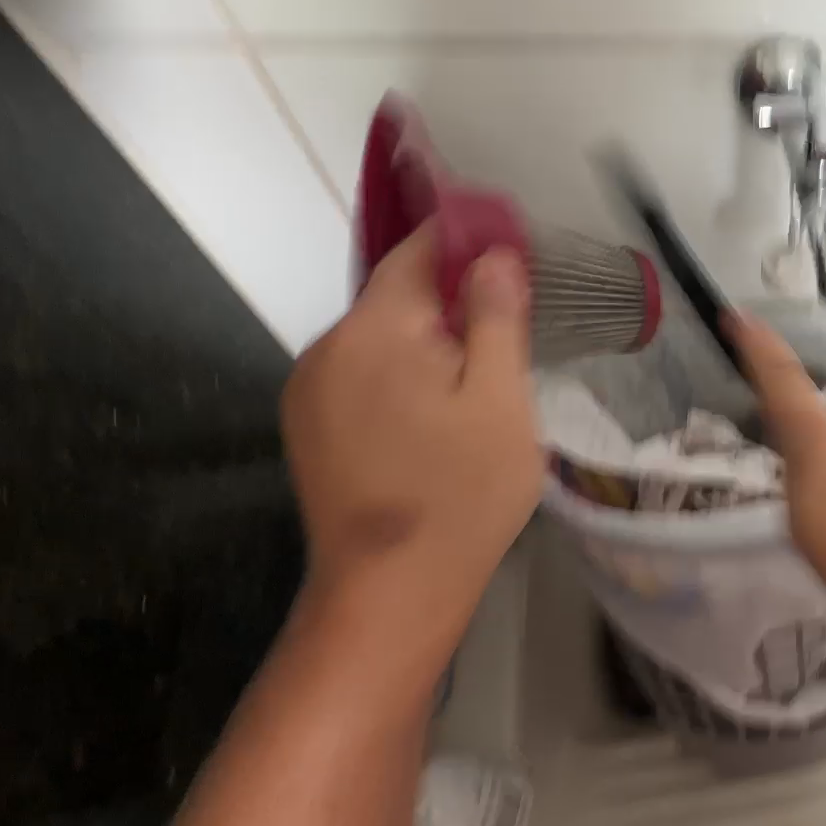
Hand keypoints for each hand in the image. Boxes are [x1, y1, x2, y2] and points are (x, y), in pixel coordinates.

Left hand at [282, 224, 540, 604]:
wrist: (394, 585)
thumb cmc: (465, 489)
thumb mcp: (502, 401)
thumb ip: (495, 320)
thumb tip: (495, 253)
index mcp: (376, 331)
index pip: (419, 253)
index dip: (467, 240)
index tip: (515, 247)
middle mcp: (328, 347)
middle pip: (398, 299)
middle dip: (454, 304)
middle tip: (513, 336)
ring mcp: (310, 391)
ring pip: (382, 342)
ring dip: (429, 346)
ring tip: (480, 388)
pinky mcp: (310, 428)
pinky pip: (365, 378)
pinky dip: (404, 379)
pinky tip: (437, 421)